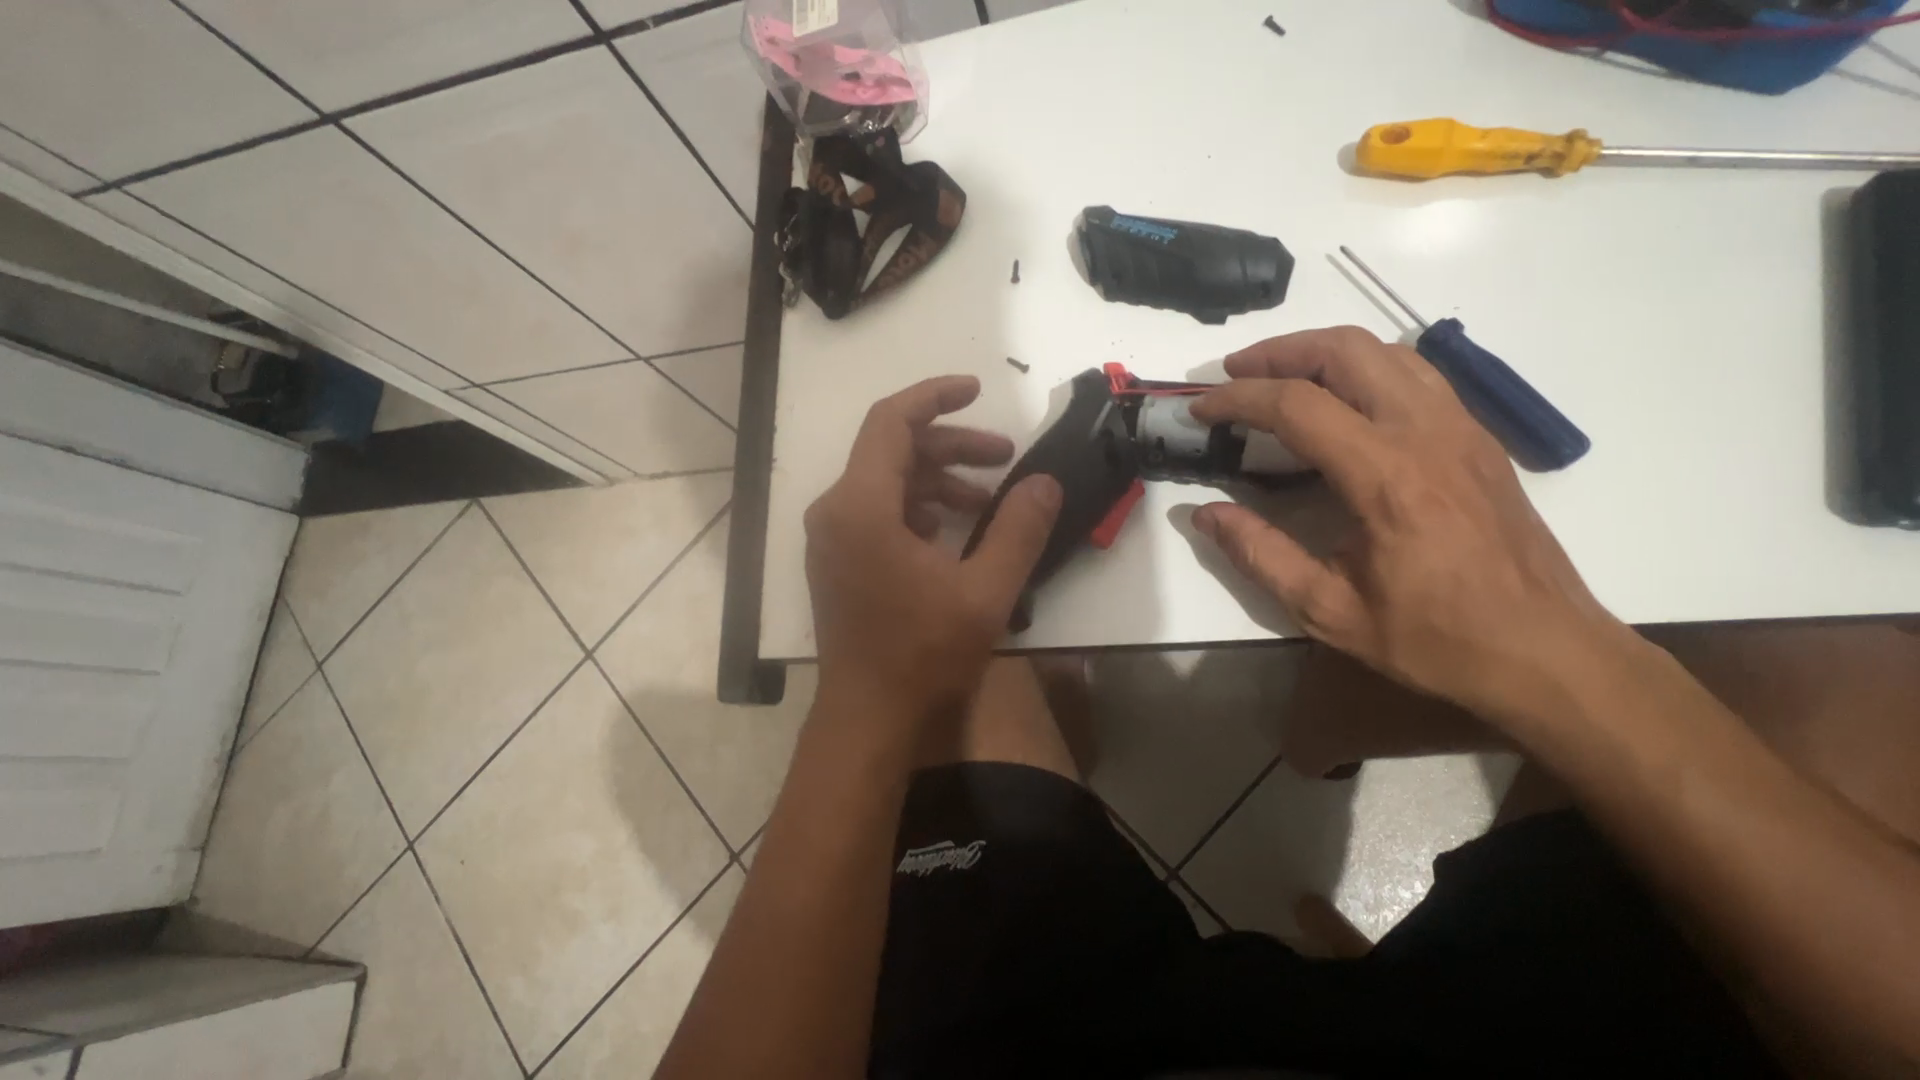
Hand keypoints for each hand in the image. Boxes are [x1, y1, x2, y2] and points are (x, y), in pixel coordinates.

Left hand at [806, 376, 1061, 719]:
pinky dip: (915, 509)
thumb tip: (1045, 482)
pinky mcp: (836, 563)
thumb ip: (1018, 530)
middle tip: (1004, 457)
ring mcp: (831, 540)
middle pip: (892, 451)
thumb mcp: (985, 591)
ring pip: (885, 484)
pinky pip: (876, 513)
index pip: (891, 422)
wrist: (868, 718)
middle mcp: (835, 513)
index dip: (935, 396)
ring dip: (937, 481)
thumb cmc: (923, 655)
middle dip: (950, 446)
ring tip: (987, 501)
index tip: (977, 390)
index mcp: (861, 506)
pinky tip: (950, 532)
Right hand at [1190, 328, 1625, 721]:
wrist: (1543, 650)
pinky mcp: (1478, 437)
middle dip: (1279, 352)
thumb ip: (1260, 554)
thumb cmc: (1434, 637)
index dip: (1238, 399)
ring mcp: (1460, 428)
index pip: (1298, 405)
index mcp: (1386, 476)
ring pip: (1386, 351)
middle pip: (1345, 351)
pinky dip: (1365, 365)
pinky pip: (1415, 373)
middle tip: (1234, 373)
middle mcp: (1426, 432)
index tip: (1200, 408)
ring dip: (1323, 350)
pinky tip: (1342, 397)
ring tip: (1279, 375)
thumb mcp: (1329, 609)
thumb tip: (1204, 514)